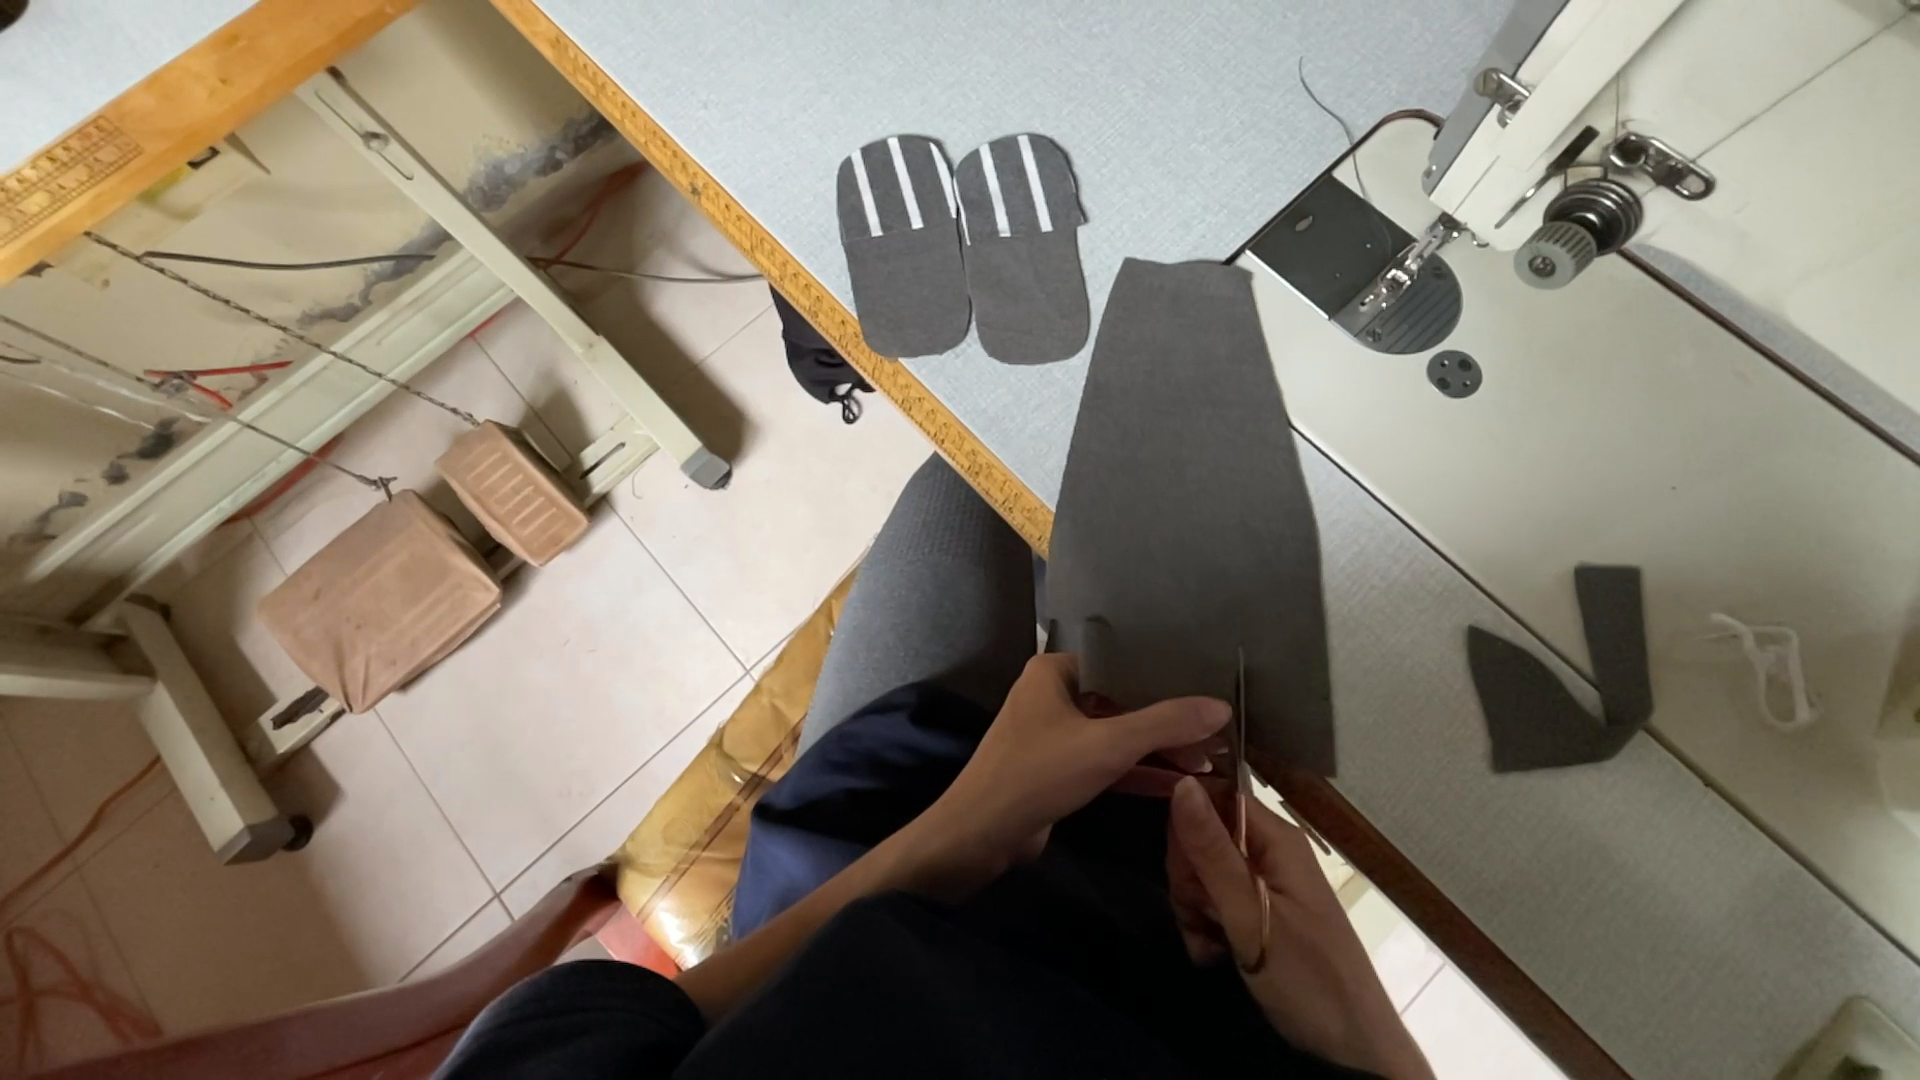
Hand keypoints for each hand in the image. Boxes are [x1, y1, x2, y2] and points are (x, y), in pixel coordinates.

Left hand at [912, 653, 1228, 891]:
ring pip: (1115, 734)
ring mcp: (1053, 734)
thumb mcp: (1108, 745)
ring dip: (1156, 749)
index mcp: (1054, 671)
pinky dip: (1136, 772)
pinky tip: (1178, 784)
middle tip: (1217, 736)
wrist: (980, 834)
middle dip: (1167, 721)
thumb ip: (1165, 723)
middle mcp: (1052, 694)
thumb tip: (1221, 706)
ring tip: (1209, 762)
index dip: (1166, 679)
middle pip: (1121, 701)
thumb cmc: (1039, 773)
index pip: (1120, 663)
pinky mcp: (1056, 769)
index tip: (1210, 691)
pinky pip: (1104, 762)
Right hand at [1168, 777, 1433, 1079]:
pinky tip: (1211, 953)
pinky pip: (1210, 901)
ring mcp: (1261, 883)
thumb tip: (1182, 782)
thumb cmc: (1309, 980)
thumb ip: (1212, 850)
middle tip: (1200, 914)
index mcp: (1276, 839)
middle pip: (1200, 835)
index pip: (1213, 796)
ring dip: (1192, 907)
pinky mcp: (1254, 911)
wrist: (1352, 1054)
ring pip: (1200, 871)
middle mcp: (1268, 852)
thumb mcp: (1251, 916)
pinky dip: (1201, 925)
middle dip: (1188, 875)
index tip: (1183, 863)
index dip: (1187, 821)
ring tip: (1210, 943)